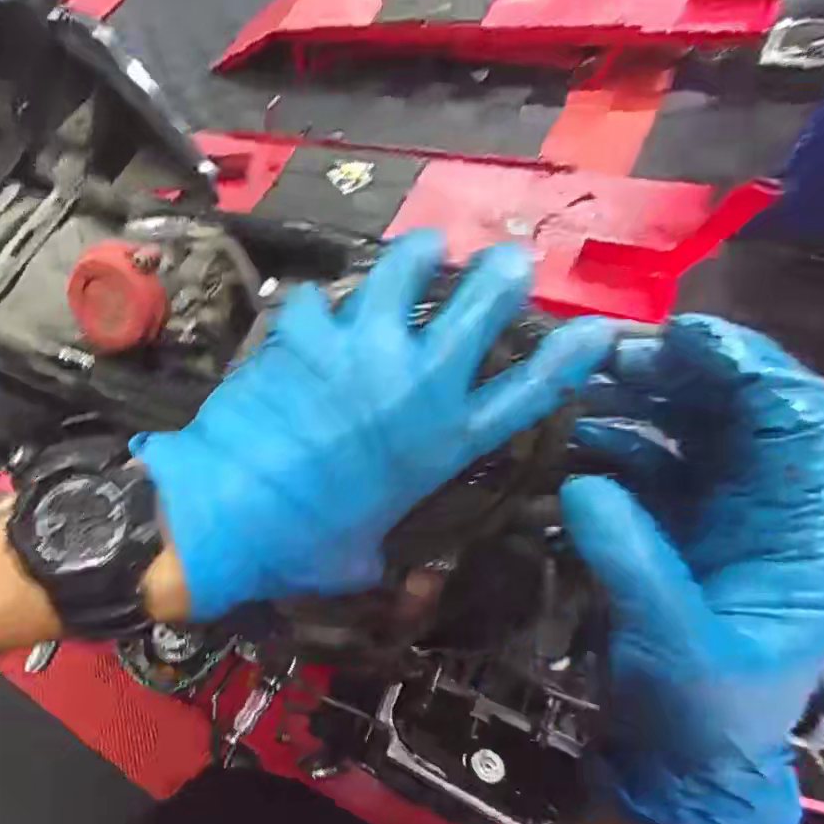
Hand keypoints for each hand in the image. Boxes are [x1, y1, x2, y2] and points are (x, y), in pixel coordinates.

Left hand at [133, 230, 615, 620]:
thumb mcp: (366, 557)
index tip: (595, 328)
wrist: (228, 513)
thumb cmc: (304, 544)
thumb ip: (394, 551)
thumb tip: (404, 572)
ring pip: (406, 272)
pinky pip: (322, 299)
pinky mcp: (311, 331)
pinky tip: (312, 313)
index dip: (568, 358)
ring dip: (418, 256)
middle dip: (501, 275)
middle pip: (480, 307)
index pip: (528, 392)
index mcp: (444, 443)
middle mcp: (419, 384)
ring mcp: (365, 348)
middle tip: (508, 258)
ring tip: (423, 250)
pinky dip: (320, 304)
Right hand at [561, 316, 823, 823]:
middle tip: (614, 355)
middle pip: (749, 414)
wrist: (680, 757)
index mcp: (819, 537)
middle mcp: (787, 510)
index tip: (682, 334)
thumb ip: (634, 563)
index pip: (804, 425)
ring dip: (647, 400)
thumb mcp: (674, 643)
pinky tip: (582, 433)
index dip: (749, 369)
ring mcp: (736, 512)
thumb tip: (584, 481)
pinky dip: (624, 440)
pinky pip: (663, 461)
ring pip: (702, 429)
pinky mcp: (691, 522)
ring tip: (587, 383)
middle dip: (685, 375)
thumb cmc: (700, 711)